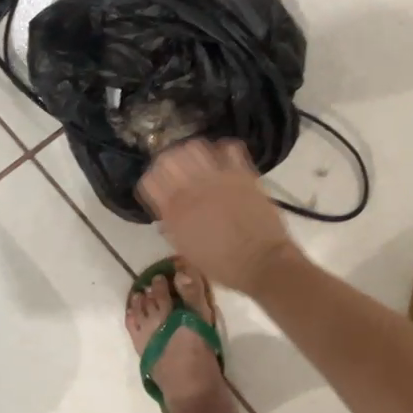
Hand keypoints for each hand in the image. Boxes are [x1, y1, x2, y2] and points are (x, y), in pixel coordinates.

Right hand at [138, 139, 299, 295]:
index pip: (150, 179)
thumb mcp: (186, 250)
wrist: (262, 263)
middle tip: (177, 169)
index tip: (159, 184)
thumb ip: (172, 226)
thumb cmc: (222, 265)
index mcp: (174, 209)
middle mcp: (191, 189)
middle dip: (169, 161)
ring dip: (192, 152)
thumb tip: (165, 211)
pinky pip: (229, 148)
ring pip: (194, 147)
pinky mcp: (242, 173)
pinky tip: (223, 160)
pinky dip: (223, 150)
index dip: (153, 179)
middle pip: (168, 157)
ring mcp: (217, 178)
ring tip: (198, 161)